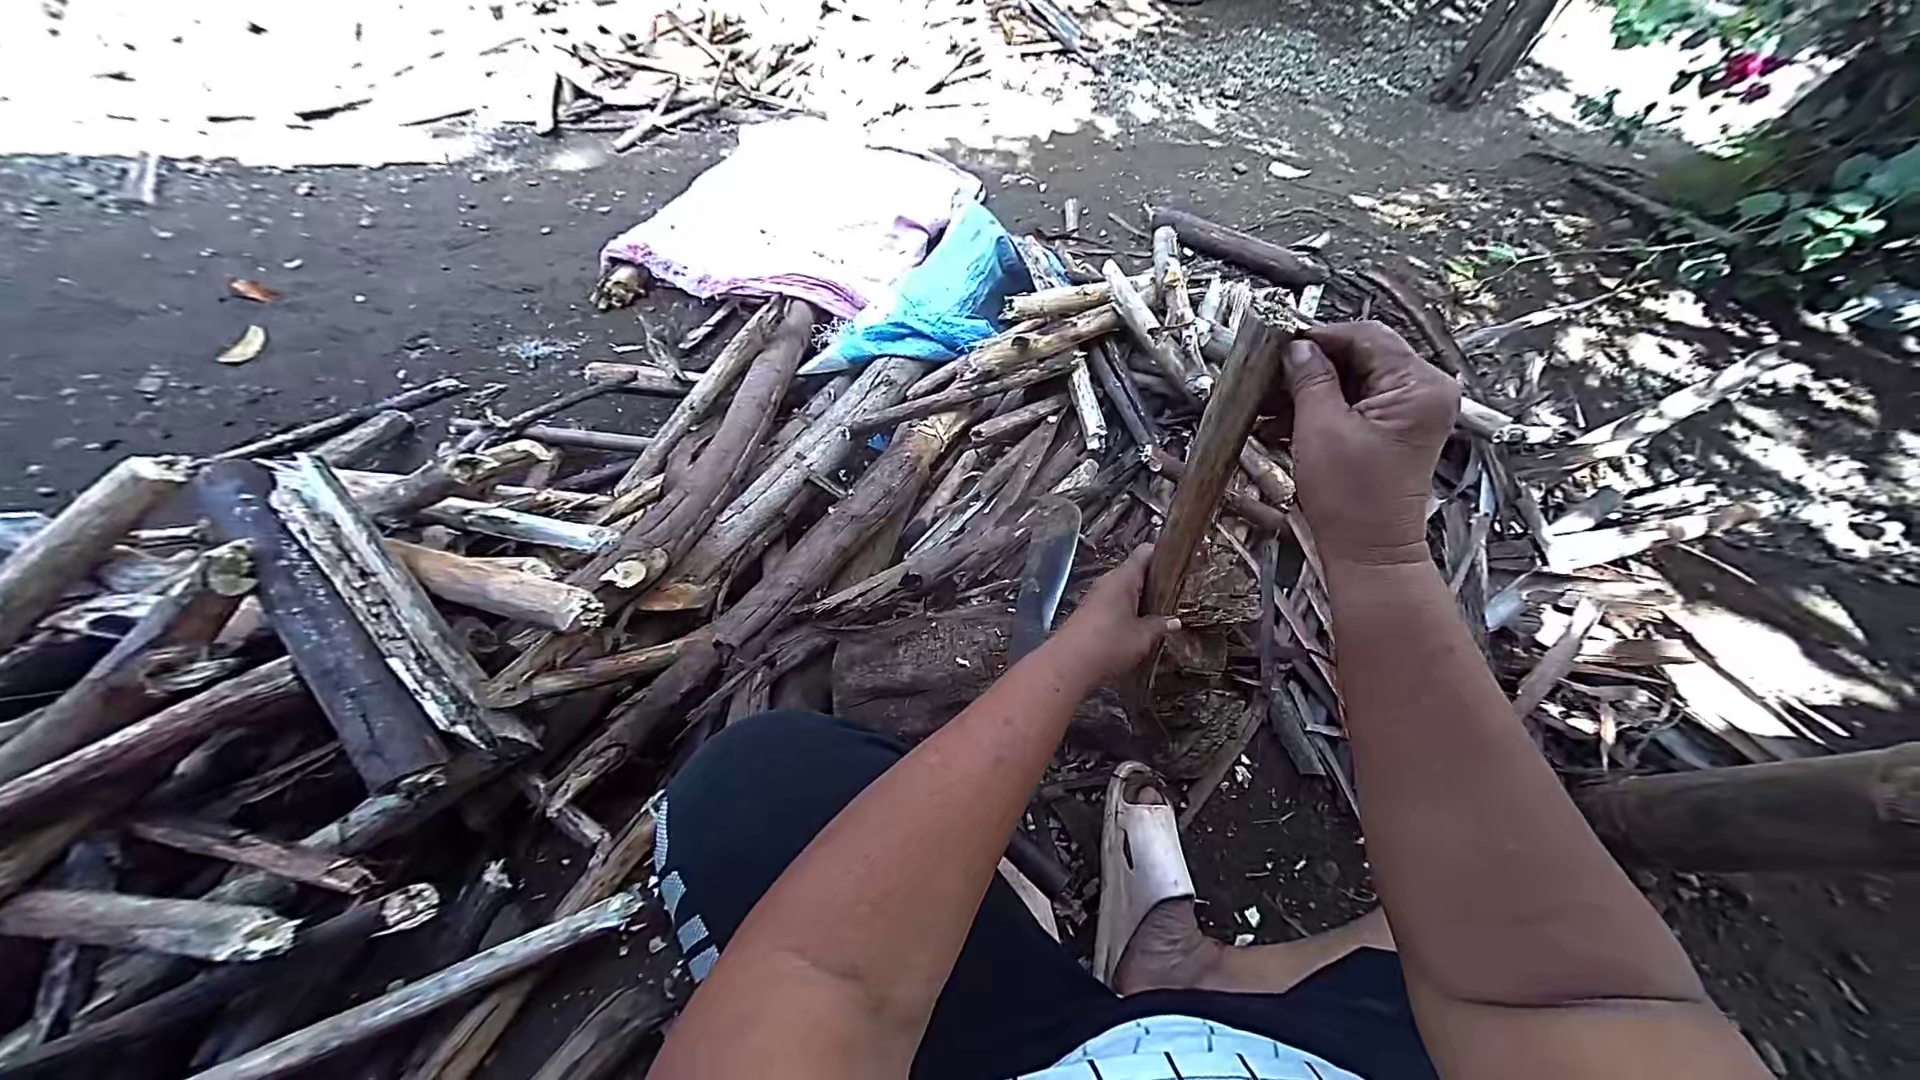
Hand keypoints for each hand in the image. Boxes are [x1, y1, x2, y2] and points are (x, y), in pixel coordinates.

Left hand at [1045, 544, 1178, 686]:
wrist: (1067, 665)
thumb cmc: (1109, 644)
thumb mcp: (1143, 637)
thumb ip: (1160, 625)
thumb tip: (1174, 621)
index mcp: (1122, 579)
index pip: (1144, 553)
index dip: (1163, 555)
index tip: (1181, 565)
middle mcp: (1107, 582)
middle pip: (1135, 573)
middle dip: (1156, 583)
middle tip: (1179, 596)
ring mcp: (1096, 598)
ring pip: (1124, 591)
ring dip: (1142, 601)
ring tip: (1165, 614)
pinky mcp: (1089, 614)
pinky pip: (1114, 605)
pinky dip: (1128, 612)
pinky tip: (1141, 627)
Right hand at [1284, 322, 1457, 567]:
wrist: (1367, 549)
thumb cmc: (1351, 499)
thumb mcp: (1320, 430)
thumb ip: (1309, 380)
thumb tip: (1297, 349)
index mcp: (1418, 385)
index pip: (1365, 336)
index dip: (1317, 336)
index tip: (1277, 343)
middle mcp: (1423, 392)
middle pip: (1359, 356)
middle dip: (1309, 366)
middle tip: (1266, 375)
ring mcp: (1409, 411)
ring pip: (1351, 380)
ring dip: (1308, 389)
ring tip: (1268, 403)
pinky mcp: (1392, 429)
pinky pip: (1352, 403)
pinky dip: (1319, 408)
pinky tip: (1283, 421)